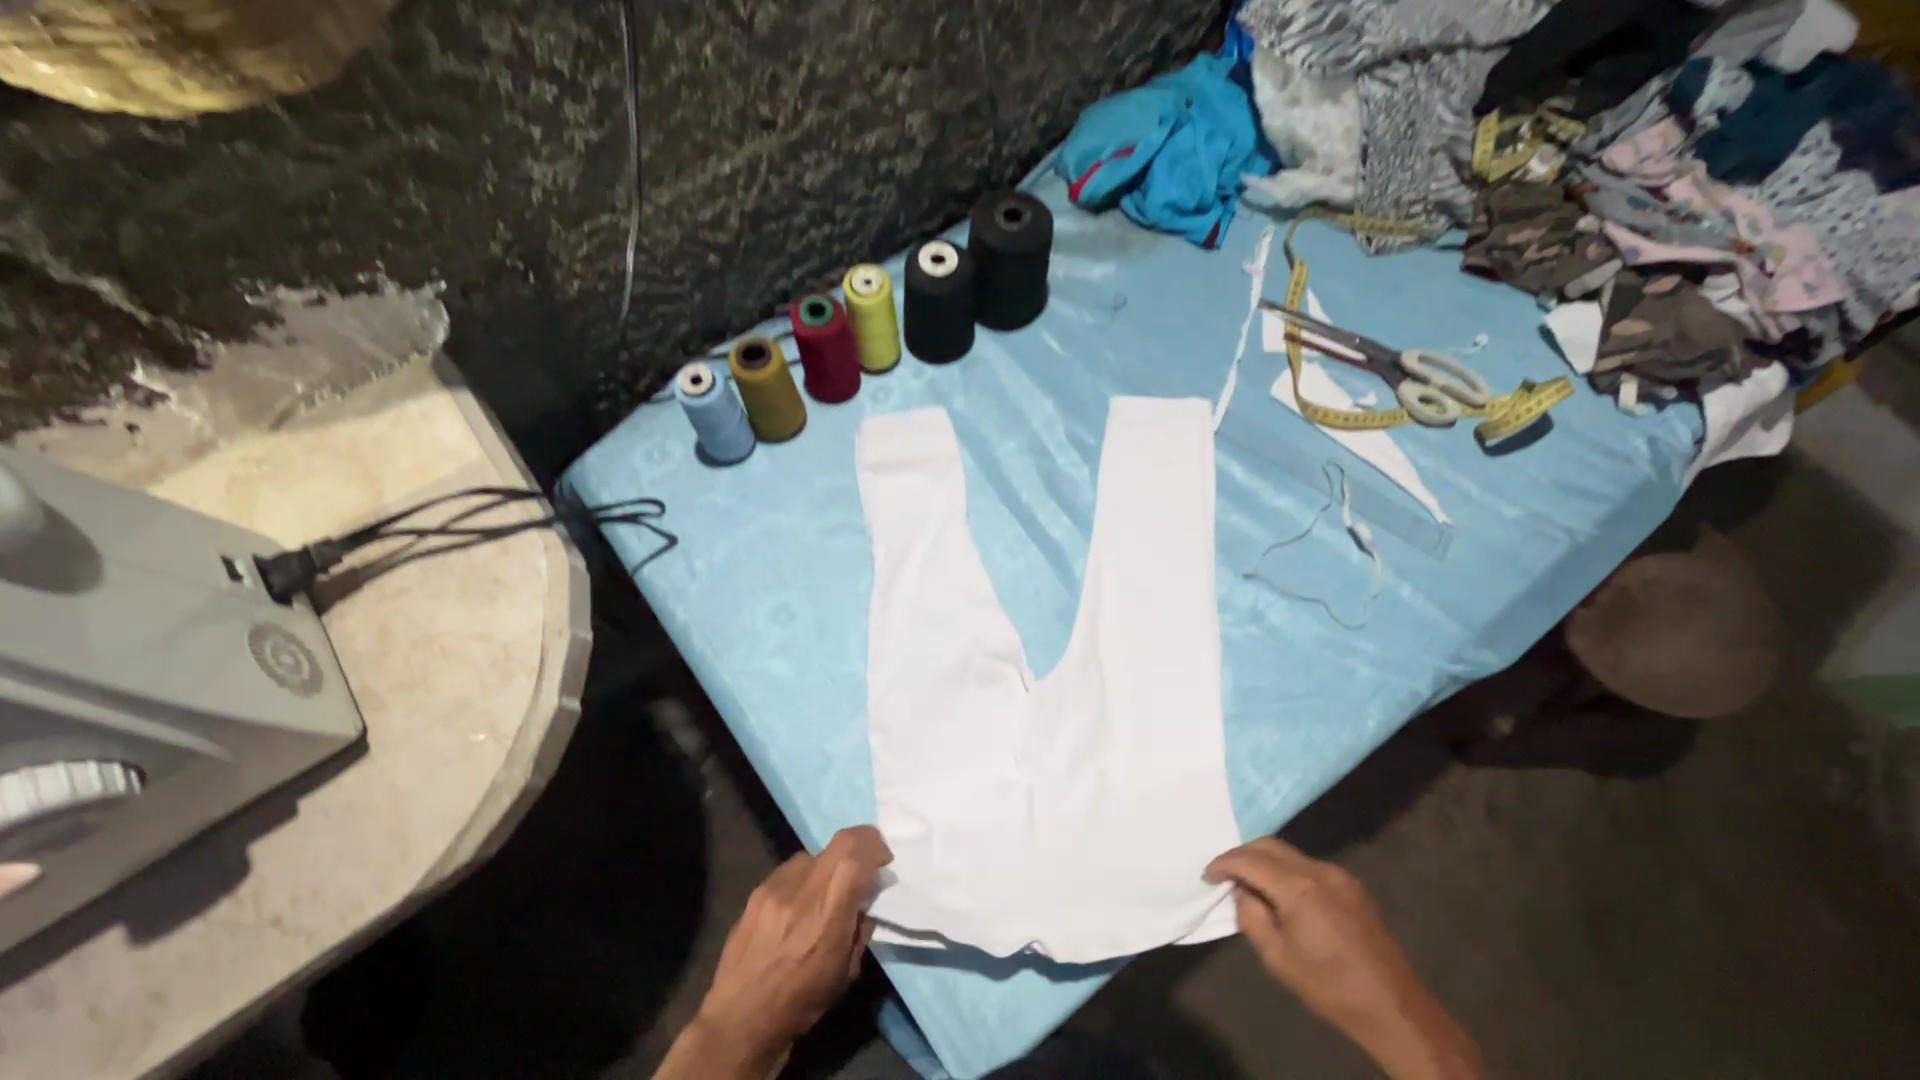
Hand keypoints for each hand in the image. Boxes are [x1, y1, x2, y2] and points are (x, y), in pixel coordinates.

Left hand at [659, 826, 892, 1078]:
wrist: (741, 1018)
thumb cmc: (802, 1002)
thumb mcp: (846, 972)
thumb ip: (860, 928)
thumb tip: (866, 899)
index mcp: (828, 917)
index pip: (854, 856)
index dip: (875, 846)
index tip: (884, 860)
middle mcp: (801, 894)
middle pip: (838, 841)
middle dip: (860, 844)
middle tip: (865, 863)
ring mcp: (775, 889)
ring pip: (813, 854)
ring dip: (829, 864)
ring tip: (827, 891)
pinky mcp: (756, 892)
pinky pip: (790, 869)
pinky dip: (805, 876)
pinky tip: (800, 902)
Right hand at [1206, 837, 1482, 1079]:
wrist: (1392, 1005)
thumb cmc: (1329, 986)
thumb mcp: (1277, 957)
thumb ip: (1251, 916)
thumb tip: (1243, 892)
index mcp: (1299, 887)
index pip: (1249, 860)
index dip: (1223, 863)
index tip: (1207, 876)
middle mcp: (1320, 870)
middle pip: (1270, 845)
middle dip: (1242, 855)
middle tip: (1224, 875)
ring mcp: (1340, 876)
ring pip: (1290, 854)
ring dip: (1265, 862)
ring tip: (1250, 886)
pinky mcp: (1353, 887)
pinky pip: (1309, 867)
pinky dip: (1287, 872)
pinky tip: (1282, 895)